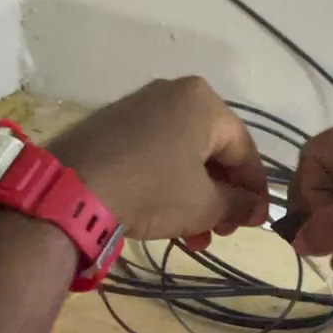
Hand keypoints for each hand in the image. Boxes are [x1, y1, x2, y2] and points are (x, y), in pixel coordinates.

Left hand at [50, 77, 271, 246]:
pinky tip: (166, 219)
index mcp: (204, 102)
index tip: (256, 222)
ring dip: (196, 199)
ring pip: (183, 158)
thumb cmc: (151, 191)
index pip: (244, 150)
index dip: (254, 190)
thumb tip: (260, 210)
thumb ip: (239, 206)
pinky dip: (168, 186)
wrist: (71, 190)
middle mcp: (174, 94)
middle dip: (221, 197)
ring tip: (194, 238)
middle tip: (221, 232)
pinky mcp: (113, 126)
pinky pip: (155, 155)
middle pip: (213, 152)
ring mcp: (139, 107)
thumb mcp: (204, 205)